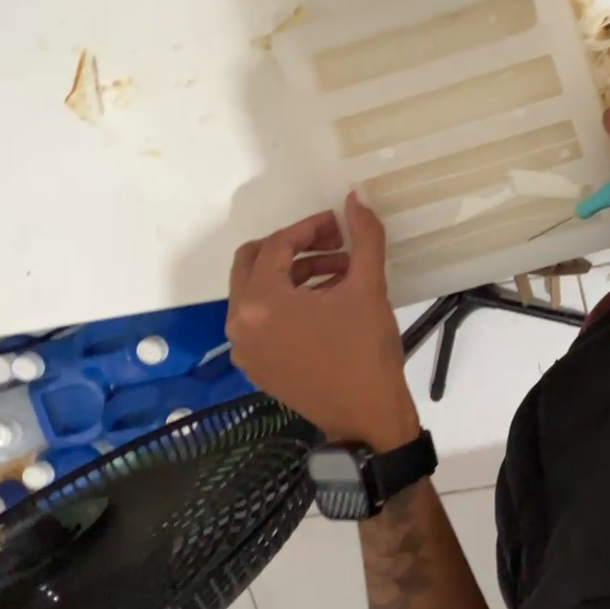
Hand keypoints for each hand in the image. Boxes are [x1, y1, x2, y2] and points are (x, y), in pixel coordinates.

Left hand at [227, 194, 419, 449]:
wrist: (366, 414)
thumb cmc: (366, 349)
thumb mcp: (370, 288)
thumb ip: (364, 237)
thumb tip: (357, 194)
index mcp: (261, 301)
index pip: (277, 246)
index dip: (310, 229)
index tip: (342, 227)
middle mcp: (239, 321)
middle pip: (254, 263)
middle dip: (295, 248)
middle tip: (335, 245)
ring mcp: (244, 346)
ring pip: (258, 292)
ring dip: (295, 275)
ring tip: (341, 275)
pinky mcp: (256, 365)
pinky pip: (262, 319)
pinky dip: (288, 303)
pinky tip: (328, 305)